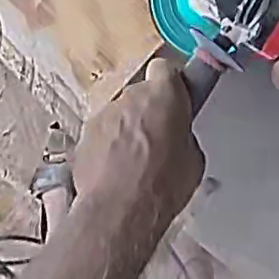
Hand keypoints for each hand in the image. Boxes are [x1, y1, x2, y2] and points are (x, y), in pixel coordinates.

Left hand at [73, 58, 203, 222]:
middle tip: (159, 138)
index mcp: (163, 94)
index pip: (165, 69)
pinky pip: (102, 132)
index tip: (176, 100)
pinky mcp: (85, 132)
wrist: (119, 209)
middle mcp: (131, 95)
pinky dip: (108, 145)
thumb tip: (176, 137)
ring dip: (127, 129)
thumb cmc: (162, 185)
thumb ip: (183, 134)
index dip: (171, 84)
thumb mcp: (193, 160)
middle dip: (149, 110)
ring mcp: (104, 112)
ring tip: (136, 162)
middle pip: (141, 93)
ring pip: (120, 113)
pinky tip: (116, 170)